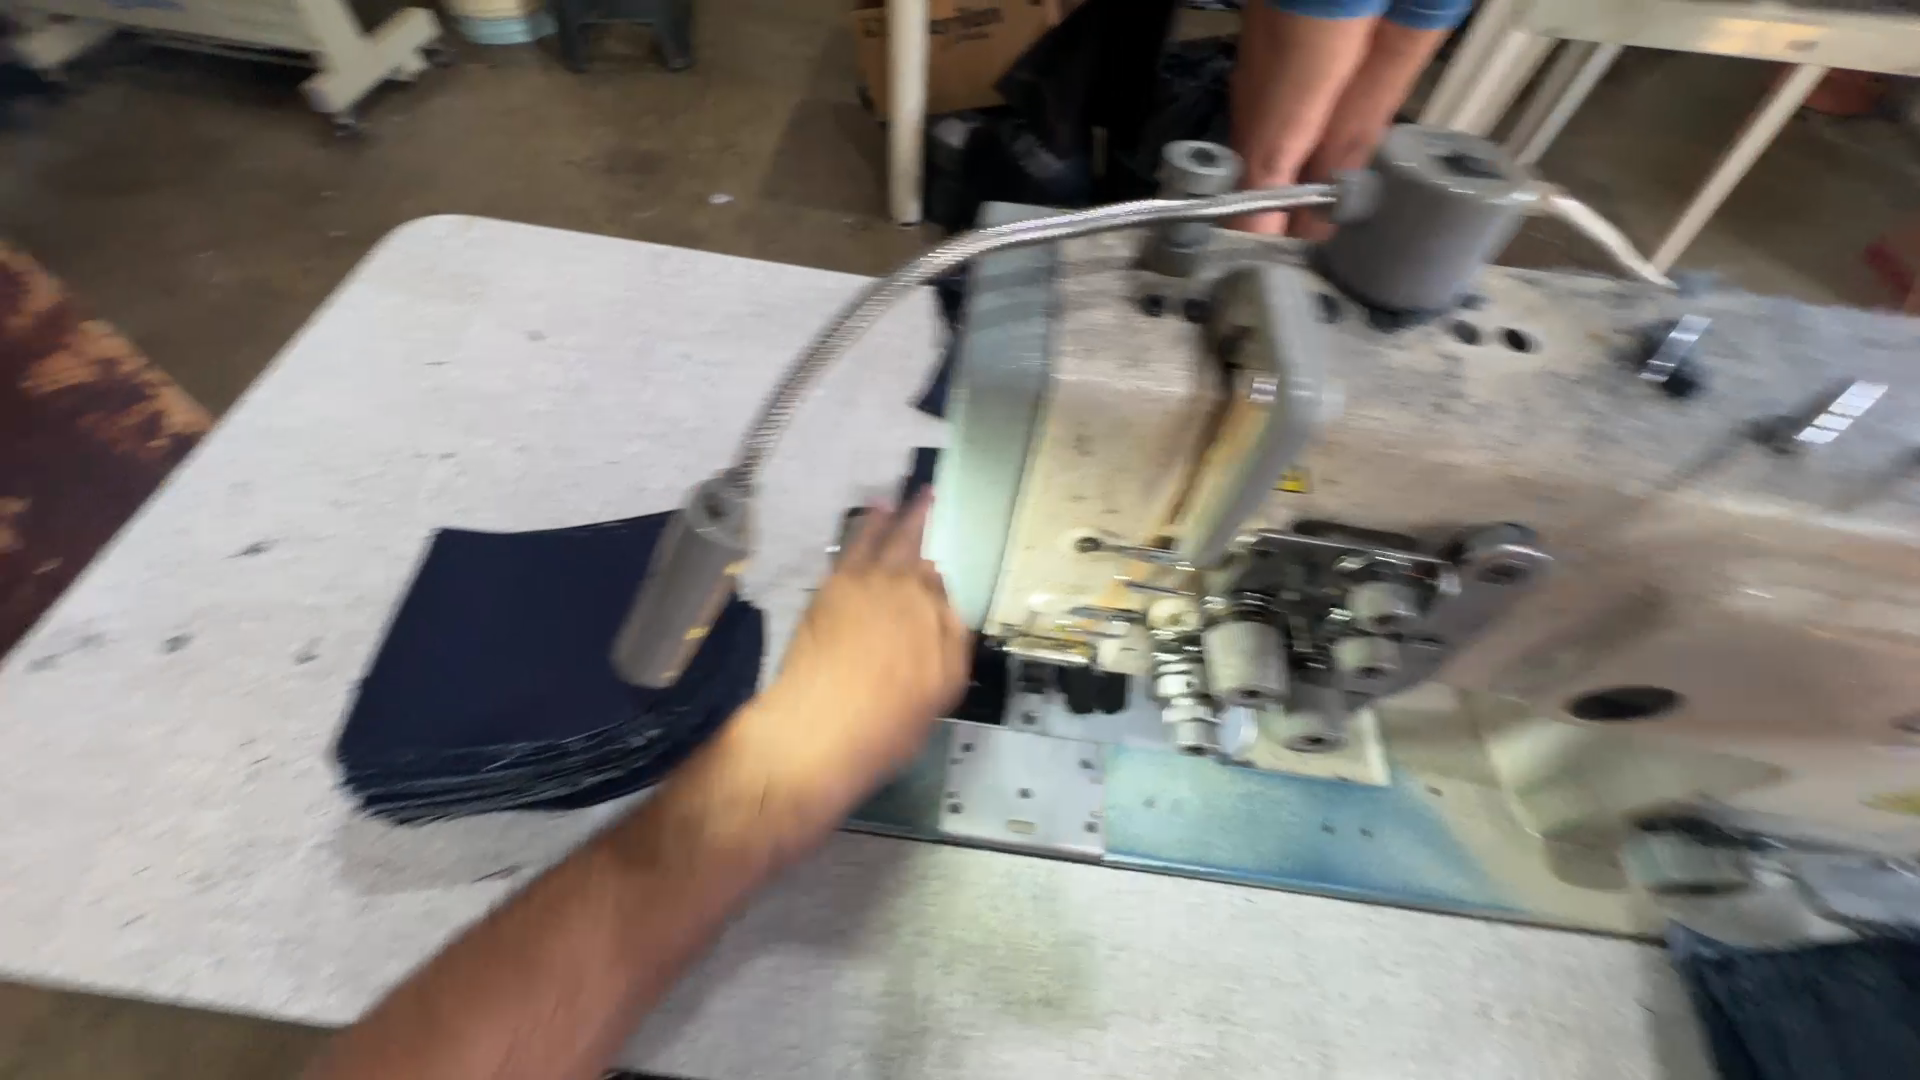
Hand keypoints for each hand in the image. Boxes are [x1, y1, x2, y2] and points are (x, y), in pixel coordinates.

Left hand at [718, 492, 970, 856]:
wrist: (819, 728)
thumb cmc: (888, 722)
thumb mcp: (940, 691)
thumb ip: (949, 642)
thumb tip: (944, 607)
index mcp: (938, 617)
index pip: (942, 585)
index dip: (937, 579)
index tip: (935, 572)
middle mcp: (906, 589)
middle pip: (915, 546)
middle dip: (922, 519)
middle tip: (927, 495)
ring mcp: (865, 583)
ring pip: (882, 538)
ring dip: (891, 517)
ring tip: (897, 499)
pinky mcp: (831, 587)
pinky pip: (851, 545)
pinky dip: (861, 527)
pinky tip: (867, 518)